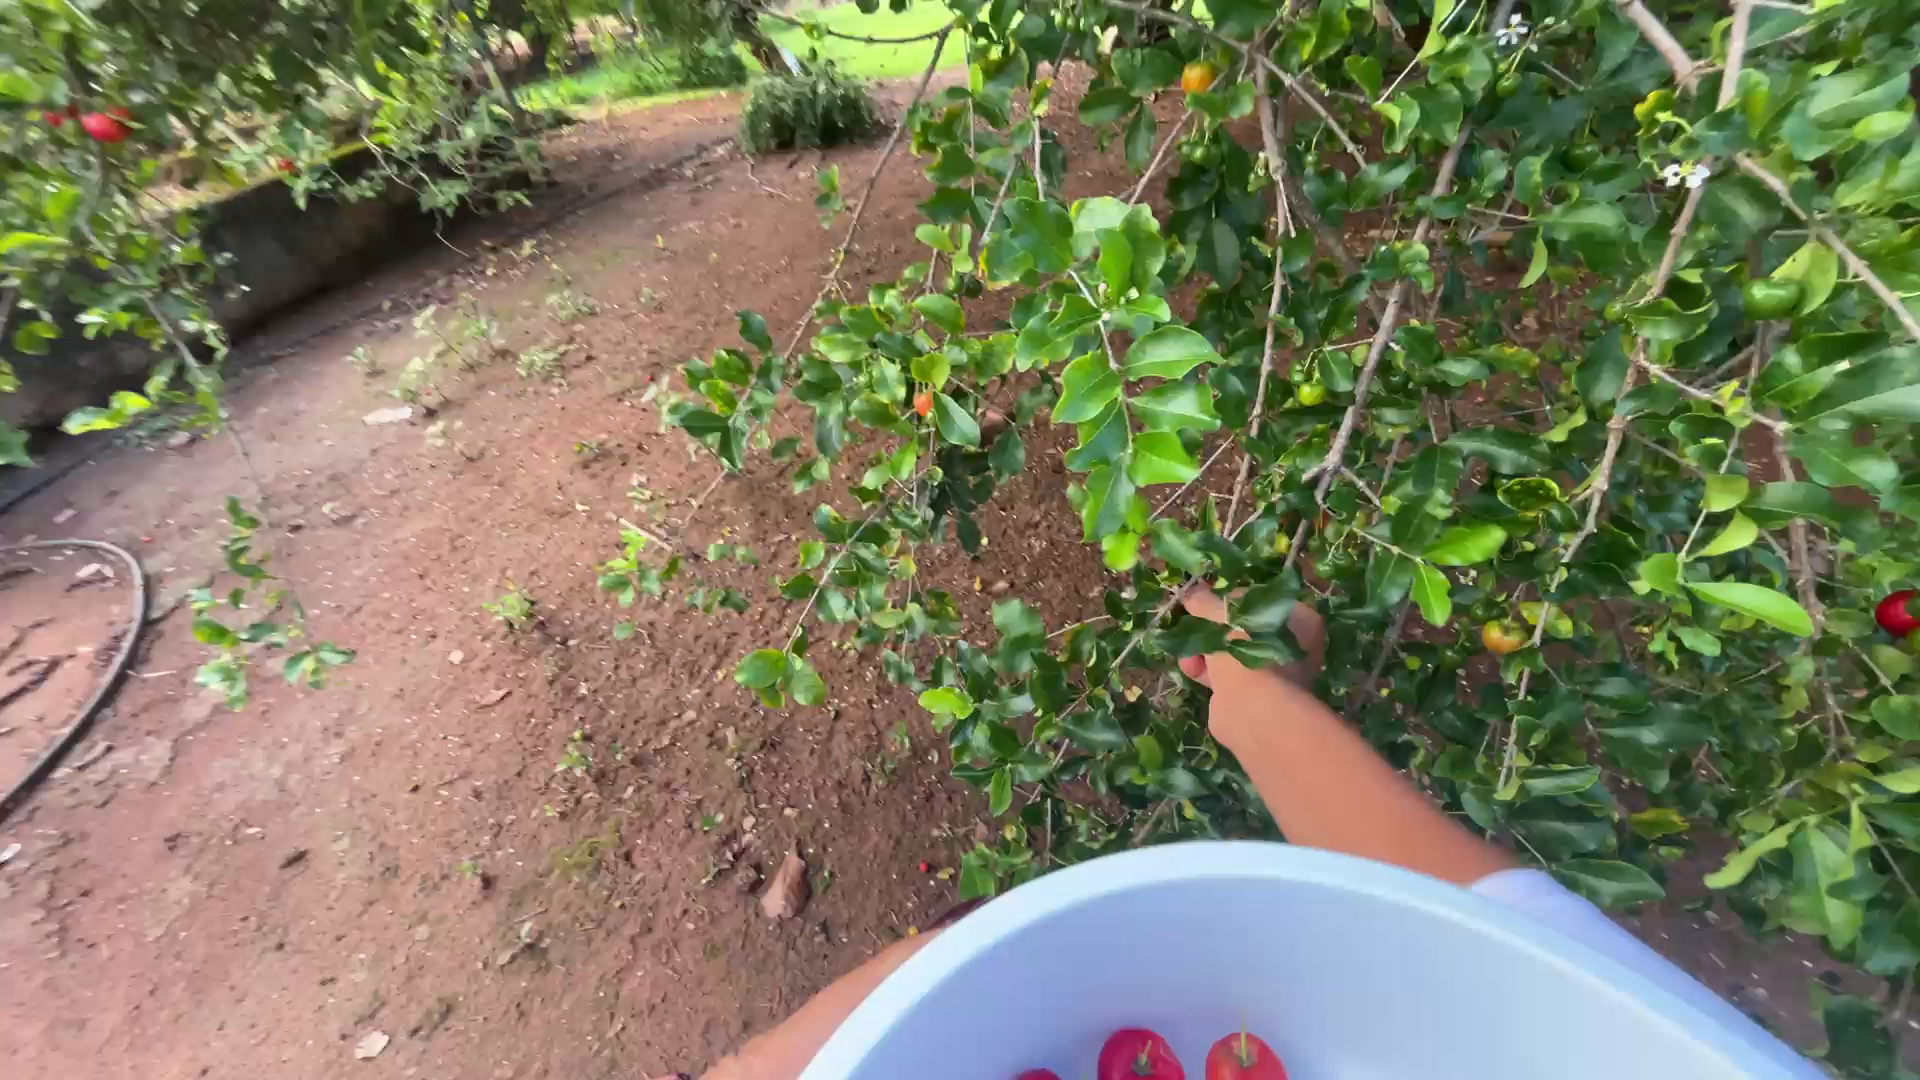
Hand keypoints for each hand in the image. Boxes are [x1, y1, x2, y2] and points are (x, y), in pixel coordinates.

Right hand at [1176, 586, 1326, 691]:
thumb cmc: (1245, 648)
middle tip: (1192, 630)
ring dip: (1204, 652)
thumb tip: (1192, 593)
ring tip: (1187, 656)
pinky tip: (1191, 670)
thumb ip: (1204, 600)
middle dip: (1209, 631)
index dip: (1228, 602)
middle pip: (1240, 629)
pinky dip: (1207, 672)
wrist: (1251, 707)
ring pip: (1230, 654)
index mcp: (1299, 620)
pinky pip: (1226, 676)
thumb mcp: (1219, 613)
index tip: (1205, 605)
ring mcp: (1274, 675)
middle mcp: (1291, 647)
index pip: (1259, 601)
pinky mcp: (1254, 697)